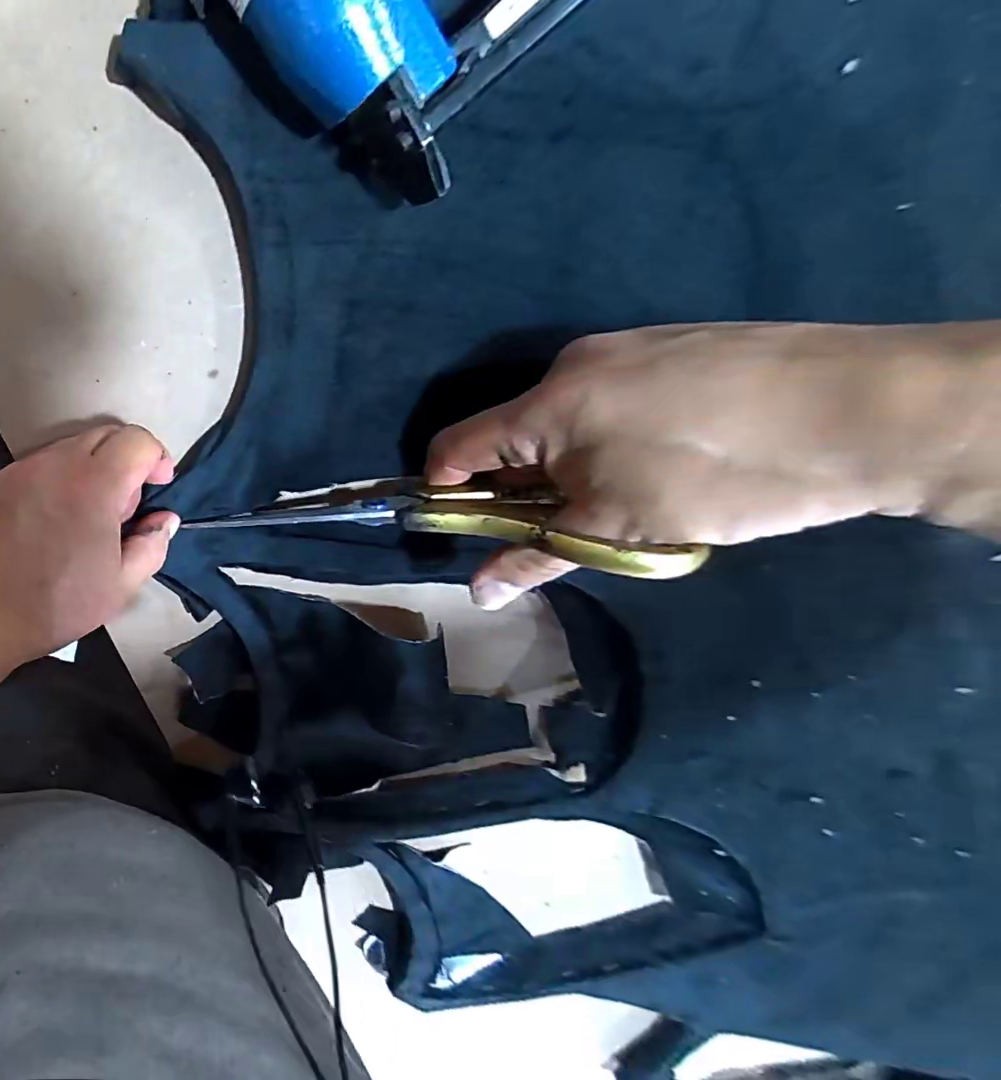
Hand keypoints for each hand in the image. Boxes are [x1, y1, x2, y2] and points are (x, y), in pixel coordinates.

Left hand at [0, 424, 179, 668]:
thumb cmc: (51, 606)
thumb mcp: (119, 587)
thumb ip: (151, 546)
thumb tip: (163, 520)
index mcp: (92, 484)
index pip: (136, 441)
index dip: (157, 459)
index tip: (159, 488)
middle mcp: (56, 463)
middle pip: (105, 434)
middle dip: (128, 460)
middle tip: (125, 509)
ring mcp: (22, 469)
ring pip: (72, 447)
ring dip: (94, 467)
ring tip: (88, 518)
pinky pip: (44, 463)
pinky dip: (63, 476)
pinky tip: (56, 518)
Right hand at [425, 322, 984, 608]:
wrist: (891, 409)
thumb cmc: (726, 474)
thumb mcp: (619, 529)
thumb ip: (536, 556)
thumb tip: (480, 594)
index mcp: (546, 405)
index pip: (454, 446)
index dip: (443, 487)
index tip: (464, 522)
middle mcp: (574, 364)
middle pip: (511, 431)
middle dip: (520, 480)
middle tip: (564, 517)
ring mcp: (629, 345)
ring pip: (565, 413)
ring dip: (569, 457)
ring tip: (630, 488)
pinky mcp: (679, 341)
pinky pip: (613, 391)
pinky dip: (612, 429)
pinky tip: (671, 451)